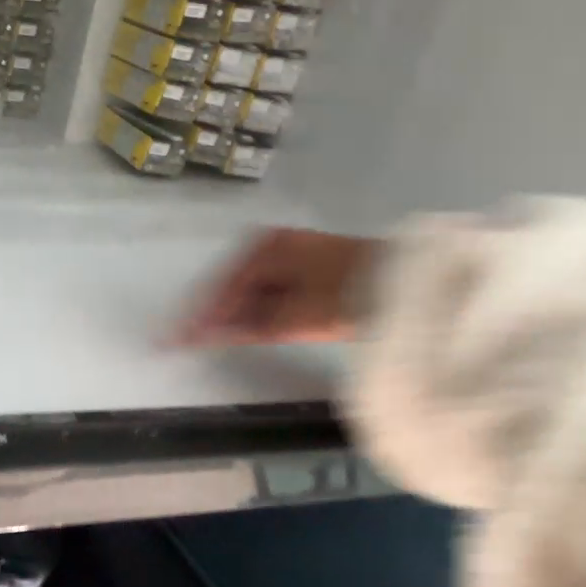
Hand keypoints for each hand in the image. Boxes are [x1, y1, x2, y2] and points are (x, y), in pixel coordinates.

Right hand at [174, 229, 379, 345]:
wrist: (409, 284)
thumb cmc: (347, 296)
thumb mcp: (295, 316)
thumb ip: (248, 326)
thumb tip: (206, 334)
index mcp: (263, 248)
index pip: (221, 287)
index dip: (199, 316)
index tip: (176, 339)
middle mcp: (272, 244)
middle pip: (233, 285)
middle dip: (216, 314)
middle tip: (194, 342)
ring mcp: (292, 253)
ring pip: (252, 289)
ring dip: (238, 314)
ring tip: (218, 339)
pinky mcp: (309, 266)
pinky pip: (270, 289)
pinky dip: (259, 309)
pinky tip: (251, 326)